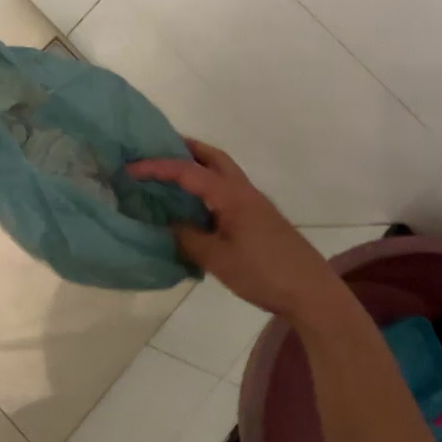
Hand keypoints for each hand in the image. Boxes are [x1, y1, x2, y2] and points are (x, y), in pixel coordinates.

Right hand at [128, 139, 329, 317]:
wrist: (311, 293)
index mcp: (230, 194)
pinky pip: (228, 188)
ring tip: (171, 173)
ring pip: (222, 171)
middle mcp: (243, 190)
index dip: (156, 167)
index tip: (130, 169)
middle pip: (212, 157)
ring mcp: (255, 203)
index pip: (187, 171)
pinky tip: (197, 204)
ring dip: (198, 165)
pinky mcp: (260, 217)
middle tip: (157, 149)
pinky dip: (208, 184)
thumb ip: (189, 238)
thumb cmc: (263, 273)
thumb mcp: (217, 259)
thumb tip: (171, 224)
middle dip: (184, 148)